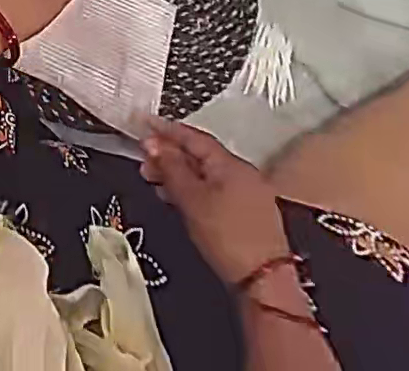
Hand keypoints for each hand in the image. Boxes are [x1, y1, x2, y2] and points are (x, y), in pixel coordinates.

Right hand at [140, 118, 287, 285]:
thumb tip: (153, 143)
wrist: (264, 284)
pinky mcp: (247, 214)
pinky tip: (175, 198)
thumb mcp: (191, 198)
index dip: (167, 129)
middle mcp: (242, 172)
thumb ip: (171, 168)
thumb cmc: (225, 234)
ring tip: (153, 179)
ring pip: (205, 174)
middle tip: (143, 159)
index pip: (193, 137)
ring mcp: (247, 193)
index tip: (144, 123)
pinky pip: (214, 190)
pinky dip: (192, 190)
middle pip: (199, 155)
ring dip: (178, 173)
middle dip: (169, 154)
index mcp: (230, 163)